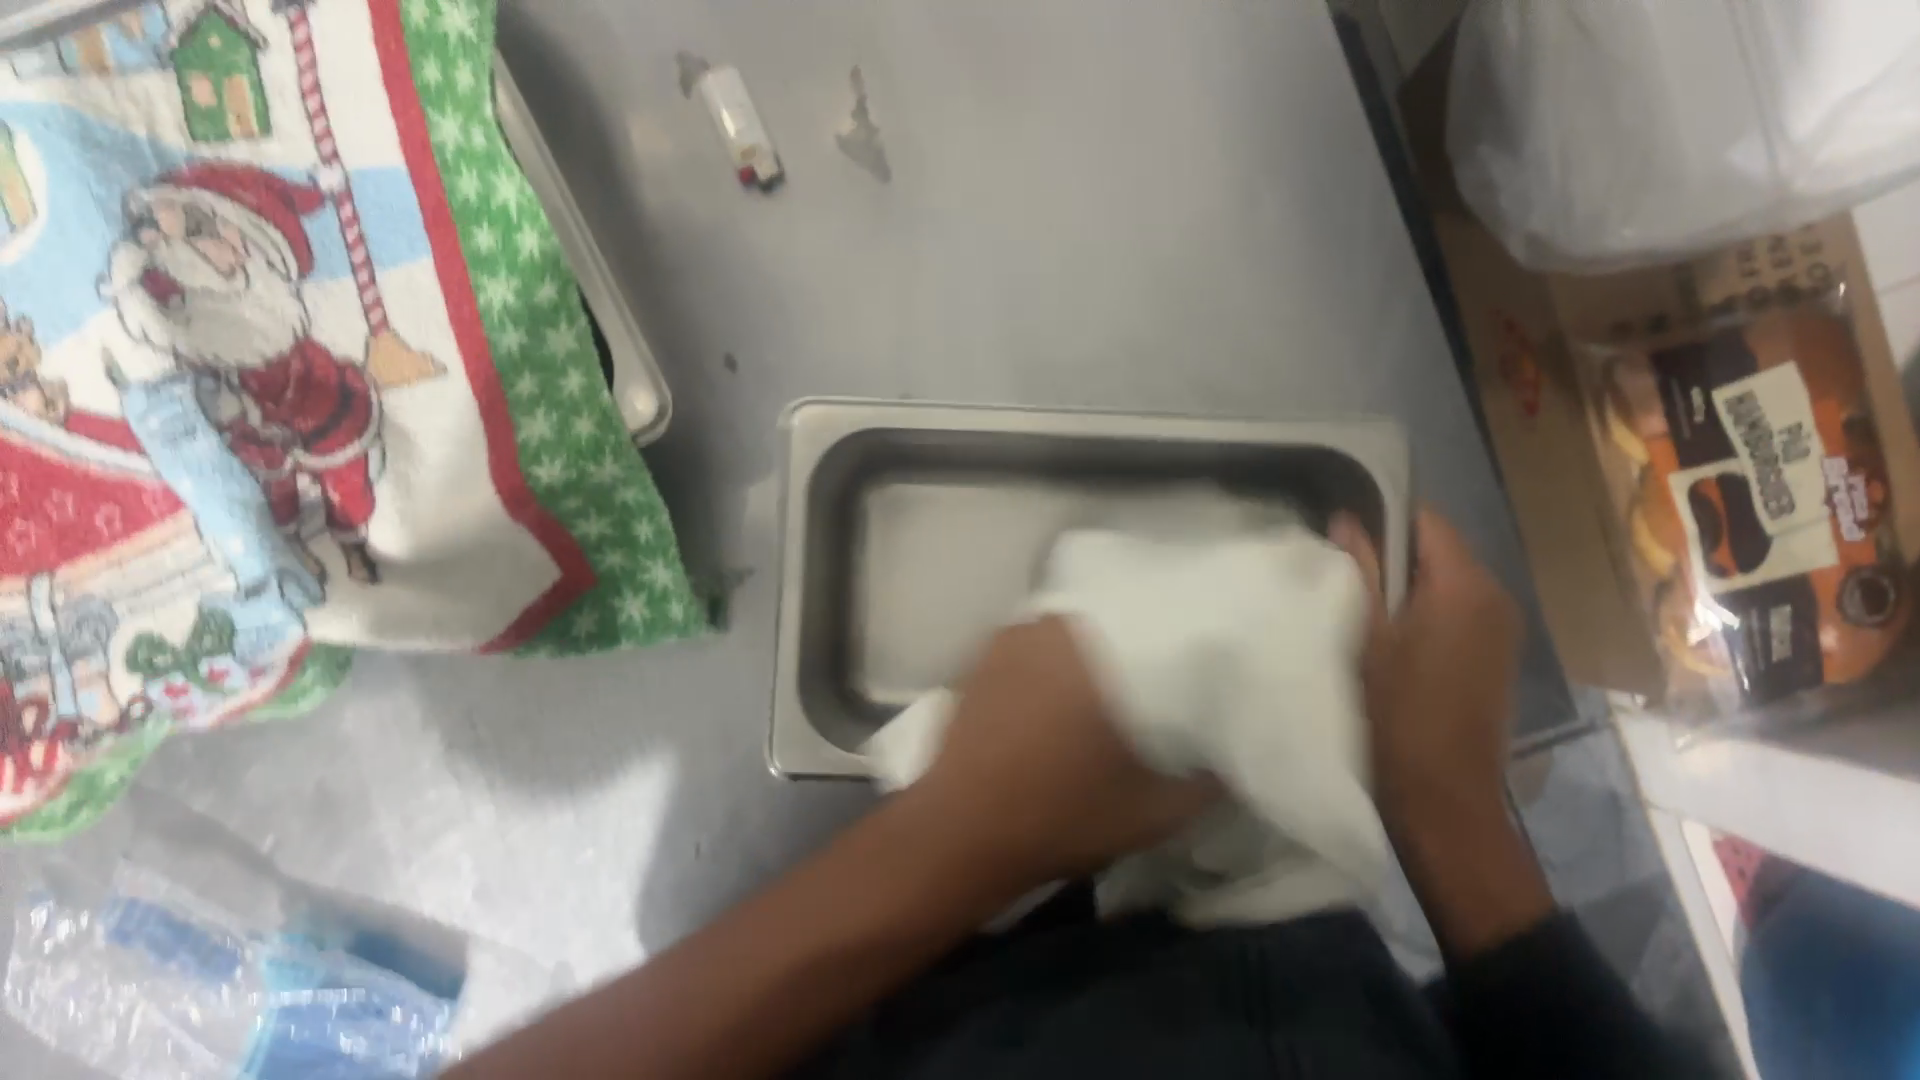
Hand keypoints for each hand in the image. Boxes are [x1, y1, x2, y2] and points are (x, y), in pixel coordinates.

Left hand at [916, 616, 1219, 890]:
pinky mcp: (978, 659)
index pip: (1160, 622)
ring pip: (1068, 633)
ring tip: (1114, 686)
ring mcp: (1008, 638)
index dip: (1185, 643)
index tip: (1204, 665)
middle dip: (1139, 646)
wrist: (960, 836)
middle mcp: (1051, 625)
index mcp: (1098, 647)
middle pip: (1112, 622)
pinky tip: (1060, 696)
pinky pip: (1031, 647)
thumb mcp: (1156, 811)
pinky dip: (1050, 663)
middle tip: (1164, 677)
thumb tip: (1235, 749)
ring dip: (1091, 654)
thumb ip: (1209, 777)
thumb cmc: (1061, 817)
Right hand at [1330, 509, 1521, 831]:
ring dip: (1410, 586)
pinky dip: (1429, 611)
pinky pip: (1461, 610)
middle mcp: (1496, 597)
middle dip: (1395, 555)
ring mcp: (1504, 628)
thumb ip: (1361, 573)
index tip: (1344, 534)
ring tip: (1363, 605)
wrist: (1444, 795)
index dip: (1384, 519)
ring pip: (1449, 581)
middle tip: (1343, 573)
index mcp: (1465, 586)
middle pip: (1440, 550)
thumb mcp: (1367, 638)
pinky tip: (1394, 637)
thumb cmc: (1397, 713)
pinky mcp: (1499, 655)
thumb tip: (1347, 520)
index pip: (1427, 521)